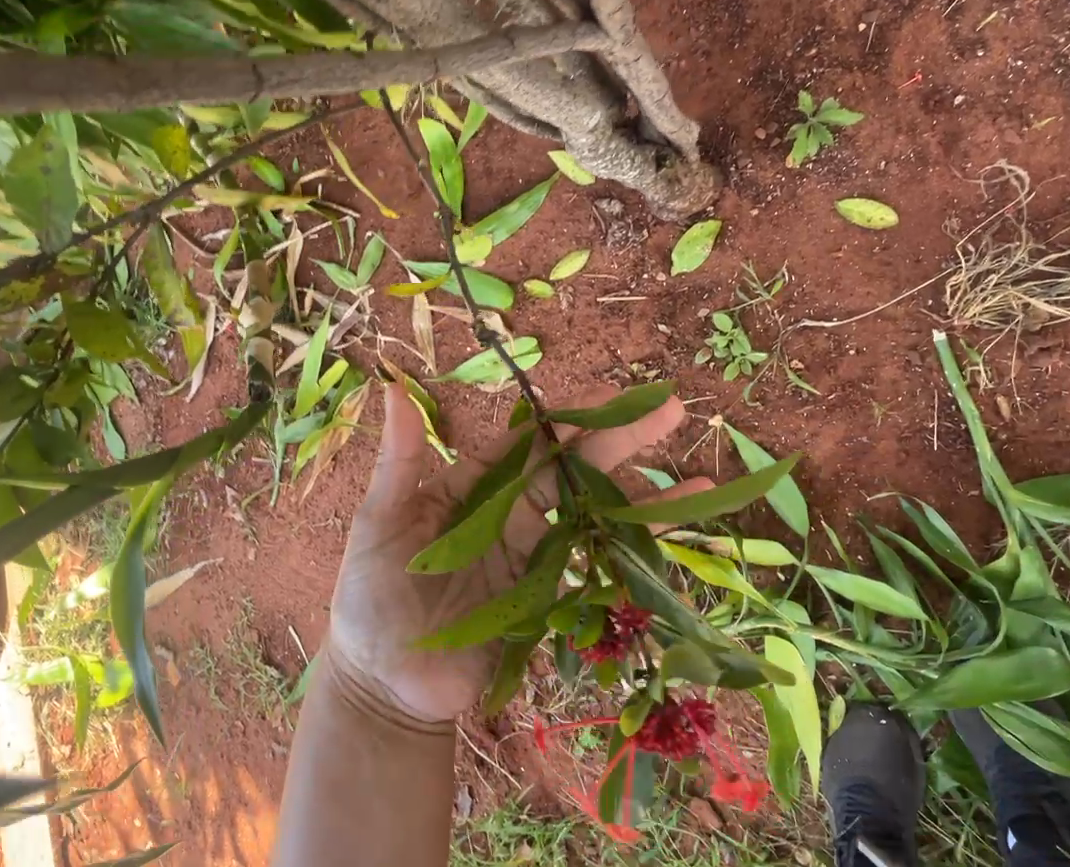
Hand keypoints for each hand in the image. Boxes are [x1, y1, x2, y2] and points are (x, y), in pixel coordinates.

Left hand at [324, 382, 711, 724]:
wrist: (382, 684)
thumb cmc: (370, 595)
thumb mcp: (379, 520)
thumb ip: (398, 459)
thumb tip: (393, 386)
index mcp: (471, 487)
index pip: (526, 442)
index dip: (566, 418)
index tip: (608, 393)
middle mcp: (509, 515)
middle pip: (571, 469)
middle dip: (619, 440)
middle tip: (669, 409)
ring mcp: (532, 559)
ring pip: (592, 517)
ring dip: (641, 496)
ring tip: (698, 479)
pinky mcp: (546, 603)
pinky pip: (593, 573)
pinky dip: (635, 555)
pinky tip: (675, 541)